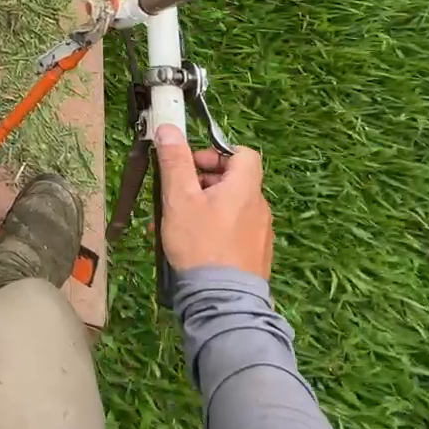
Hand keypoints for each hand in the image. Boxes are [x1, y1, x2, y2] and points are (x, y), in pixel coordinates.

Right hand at [154, 123, 273, 278]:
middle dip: (200, 180)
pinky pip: (232, 228)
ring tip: (175, 221)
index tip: (191, 165)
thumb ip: (175, 161)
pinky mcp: (255, 254)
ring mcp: (259, 232)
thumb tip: (169, 128)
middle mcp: (258, 207)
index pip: (243, 154)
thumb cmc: (200, 242)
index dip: (216, 152)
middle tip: (176, 193)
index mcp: (245, 189)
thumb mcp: (179, 197)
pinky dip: (212, 226)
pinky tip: (190, 242)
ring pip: (229, 205)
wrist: (222, 300)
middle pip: (232, 179)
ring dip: (202, 205)